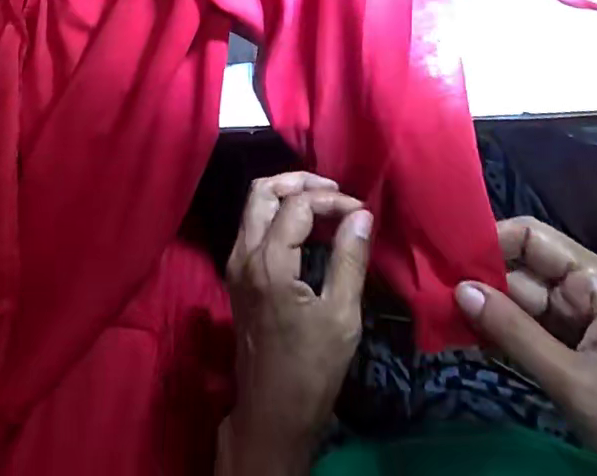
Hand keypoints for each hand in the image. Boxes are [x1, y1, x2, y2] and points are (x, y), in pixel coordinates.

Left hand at [218, 173, 372, 475]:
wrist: (271, 413)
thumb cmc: (311, 369)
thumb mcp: (341, 316)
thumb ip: (349, 259)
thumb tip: (361, 215)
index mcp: (268, 261)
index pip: (296, 205)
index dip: (330, 200)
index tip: (360, 211)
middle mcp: (243, 253)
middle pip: (262, 191)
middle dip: (298, 182)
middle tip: (334, 190)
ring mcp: (235, 262)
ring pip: (253, 205)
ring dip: (285, 194)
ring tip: (322, 202)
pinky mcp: (236, 273)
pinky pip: (252, 225)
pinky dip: (276, 213)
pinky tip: (303, 225)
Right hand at [455, 218, 596, 475]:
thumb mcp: (576, 384)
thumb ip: (515, 333)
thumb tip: (459, 287)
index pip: (532, 237)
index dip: (490, 240)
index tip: (446, 255)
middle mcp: (589, 291)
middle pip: (521, 268)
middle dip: (479, 279)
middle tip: (432, 290)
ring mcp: (583, 321)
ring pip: (520, 299)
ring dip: (485, 308)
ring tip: (440, 313)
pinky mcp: (576, 349)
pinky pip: (529, 328)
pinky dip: (501, 332)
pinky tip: (468, 338)